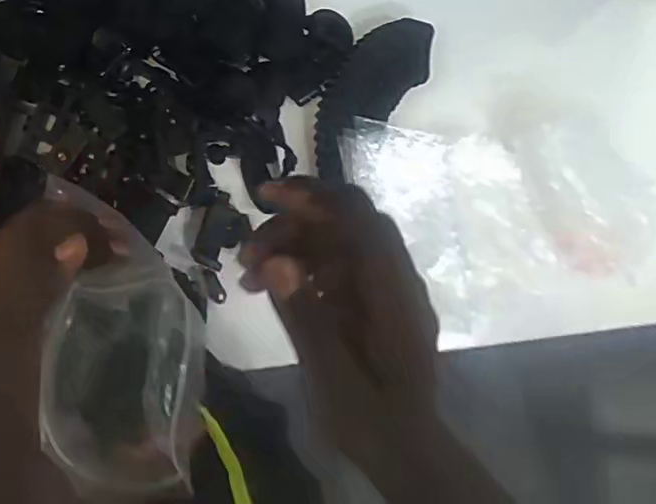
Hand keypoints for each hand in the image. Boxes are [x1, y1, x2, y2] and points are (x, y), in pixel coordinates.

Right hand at [239, 179, 438, 439]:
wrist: (409, 457)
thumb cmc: (372, 422)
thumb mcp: (332, 377)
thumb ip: (306, 317)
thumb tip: (275, 261)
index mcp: (391, 293)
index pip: (358, 217)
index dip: (313, 196)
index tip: (266, 198)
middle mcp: (391, 279)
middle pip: (339, 221)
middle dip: (288, 223)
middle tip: (246, 249)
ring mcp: (381, 287)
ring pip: (329, 237)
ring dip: (286, 243)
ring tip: (247, 270)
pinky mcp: (367, 298)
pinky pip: (330, 259)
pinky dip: (295, 262)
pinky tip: (265, 283)